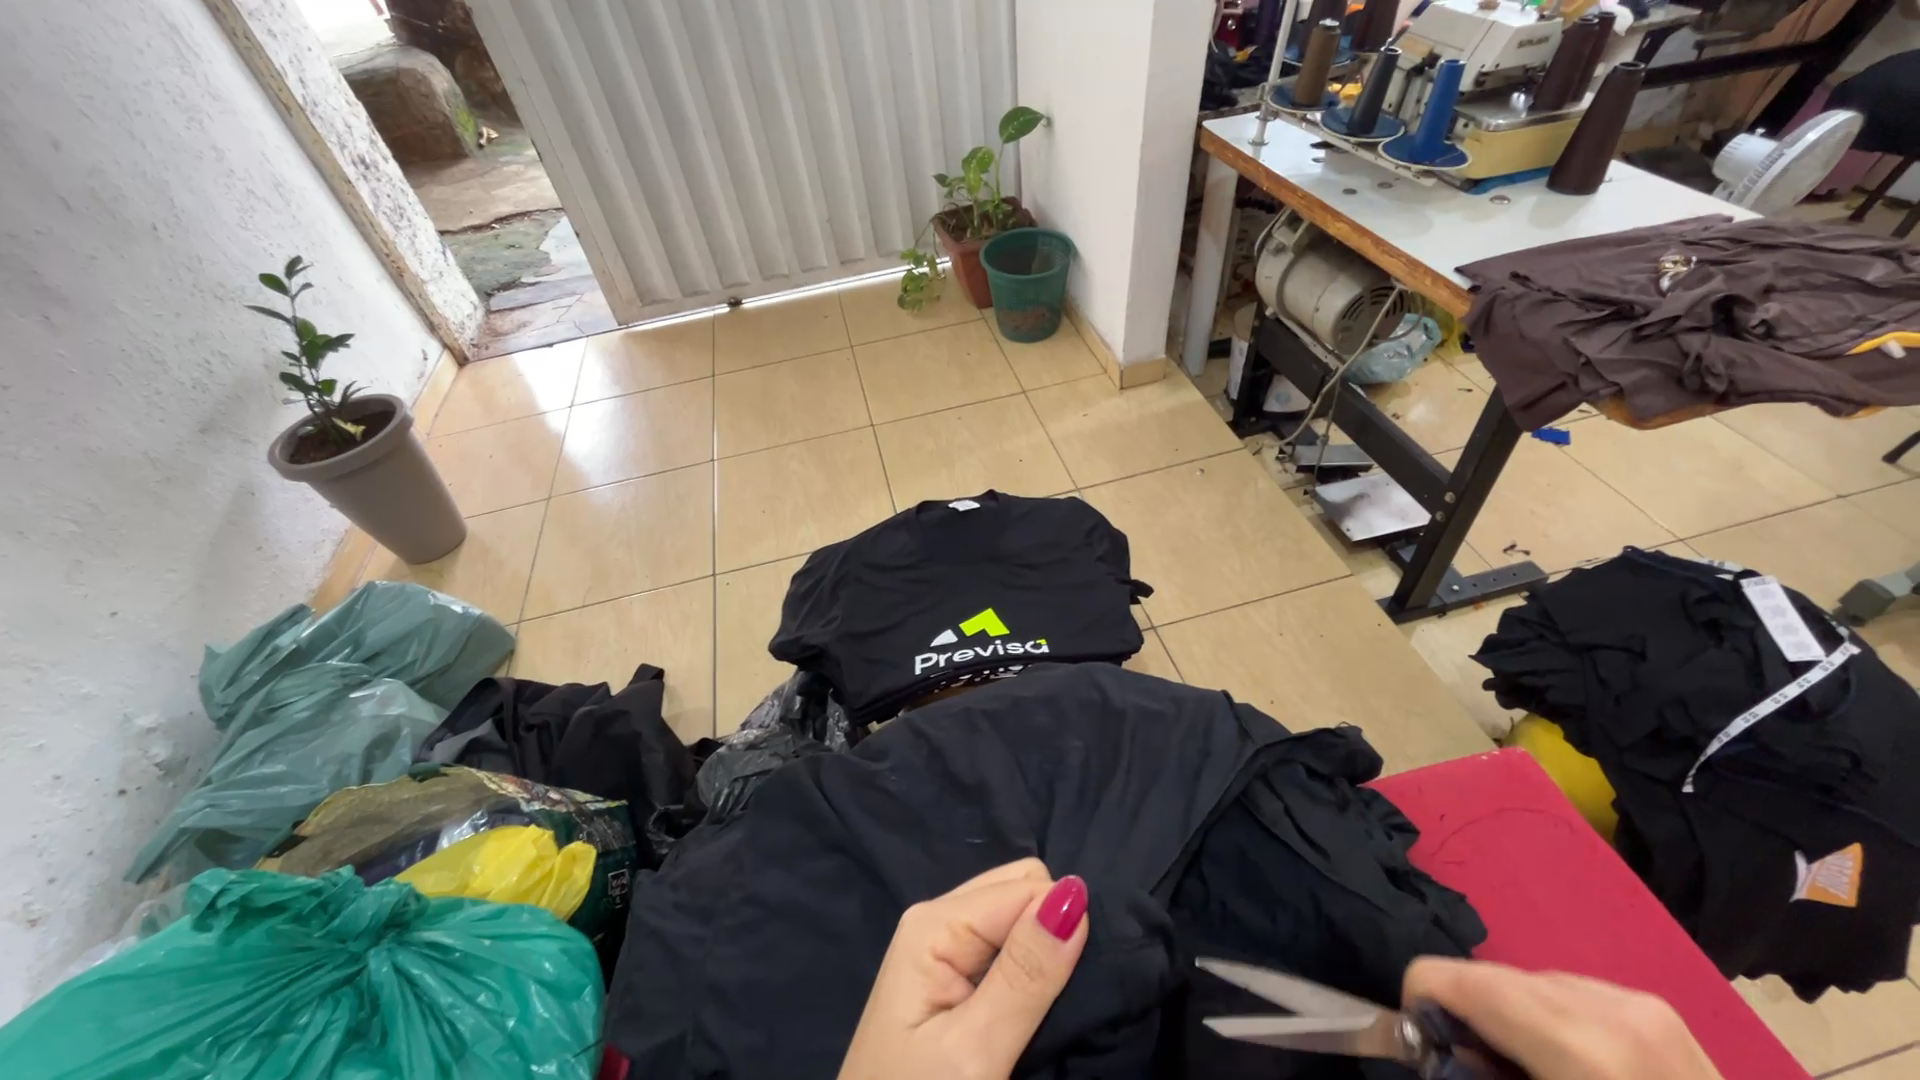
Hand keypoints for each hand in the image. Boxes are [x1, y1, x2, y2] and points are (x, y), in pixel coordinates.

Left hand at [837, 859, 1089, 1079]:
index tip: (1079, 986)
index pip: (1027, 886)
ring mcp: (943, 948)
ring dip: (1045, 955)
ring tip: (1051, 1011)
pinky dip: (1031, 972)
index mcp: (935, 922)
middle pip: (1022, 890)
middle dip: (1053, 932)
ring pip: (1019, 918)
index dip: (1063, 926)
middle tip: (1059, 1002)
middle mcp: (938, 919)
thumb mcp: (974, 1050)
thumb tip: (1075, 891)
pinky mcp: (952, 979)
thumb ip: (1025, 973)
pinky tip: (1034, 1009)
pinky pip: (1007, 949)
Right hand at [1403, 958, 1724, 1079]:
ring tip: (1530, 1074)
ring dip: (1508, 1021)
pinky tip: (1572, 1069)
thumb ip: (1475, 1075)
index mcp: (1579, 1048)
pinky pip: (1568, 994)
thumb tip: (1436, 1048)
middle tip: (1481, 1073)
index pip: (1446, 976)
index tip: (1430, 1056)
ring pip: (1524, 982)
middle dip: (1466, 1022)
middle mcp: (1607, 1007)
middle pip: (1484, 977)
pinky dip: (1549, 1022)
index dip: (1417, 1010)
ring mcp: (1640, 1004)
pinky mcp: (1658, 1010)